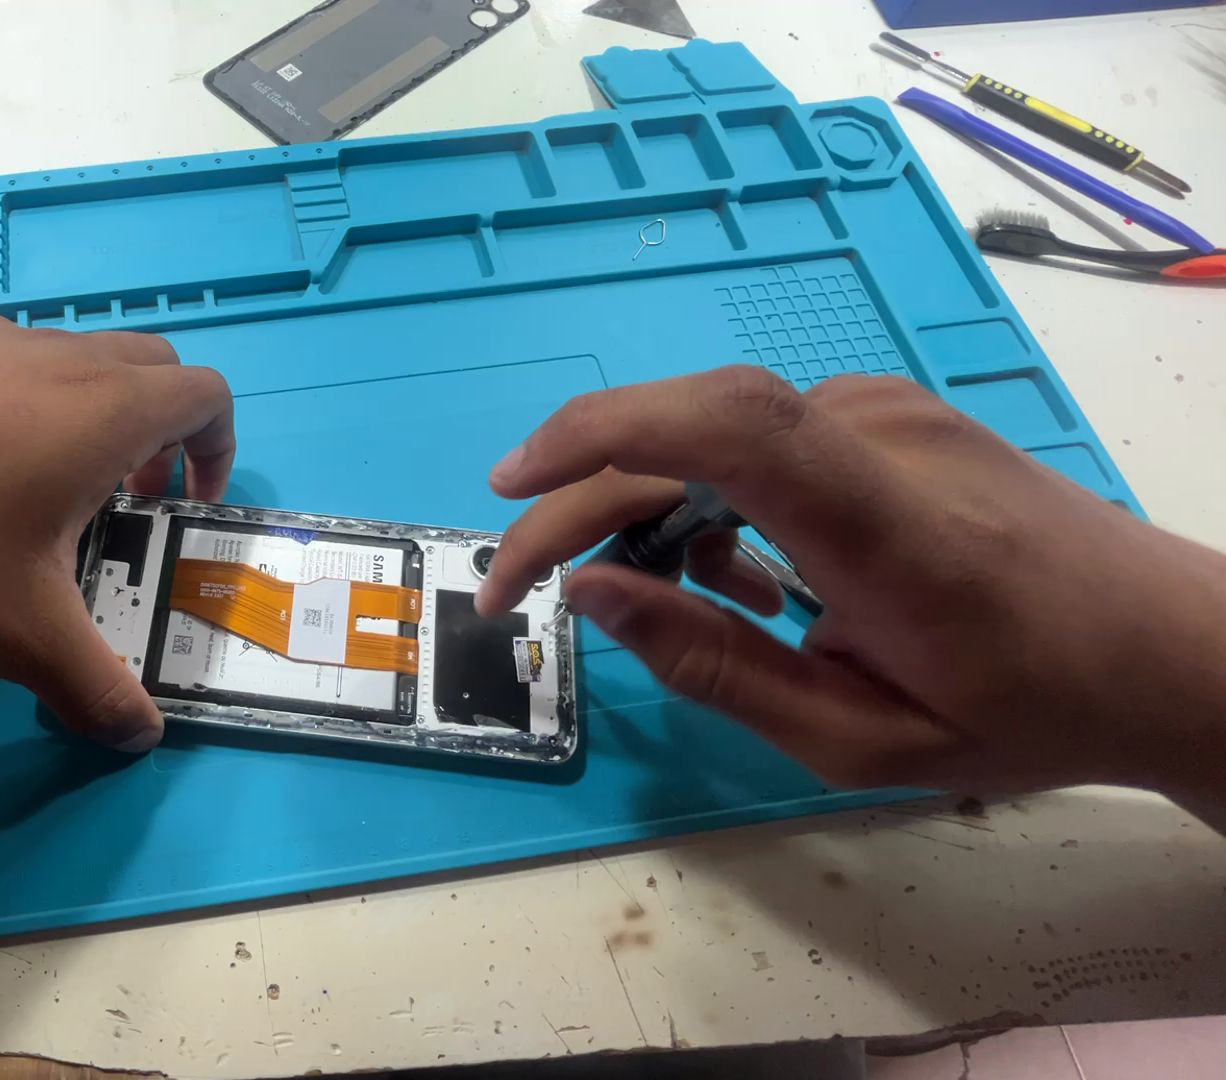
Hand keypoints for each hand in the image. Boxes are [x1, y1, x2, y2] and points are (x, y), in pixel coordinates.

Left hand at [0, 316, 232, 749]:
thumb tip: (140, 740)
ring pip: (72, 362)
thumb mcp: (13, 632)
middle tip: (124, 501)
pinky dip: (18, 409)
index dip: (216, 450)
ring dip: (88, 419)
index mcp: (98, 409)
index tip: (181, 507)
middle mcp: (49, 357)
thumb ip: (93, 687)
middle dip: (161, 432)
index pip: (204, 395)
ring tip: (36, 498)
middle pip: (149, 365)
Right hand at [477, 366, 1225, 796]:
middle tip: (514, 582)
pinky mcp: (869, 412)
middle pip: (678, 435)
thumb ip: (708, 664)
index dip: (601, 435)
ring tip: (672, 597)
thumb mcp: (851, 737)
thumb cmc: (1021, 710)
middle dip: (571, 505)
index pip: (726, 429)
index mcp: (888, 527)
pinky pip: (741, 445)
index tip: (511, 486)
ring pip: (696, 441)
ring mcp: (876, 410)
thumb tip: (586, 591)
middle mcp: (875, 437)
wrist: (1178, 649)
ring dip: (640, 514)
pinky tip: (735, 570)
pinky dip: (696, 504)